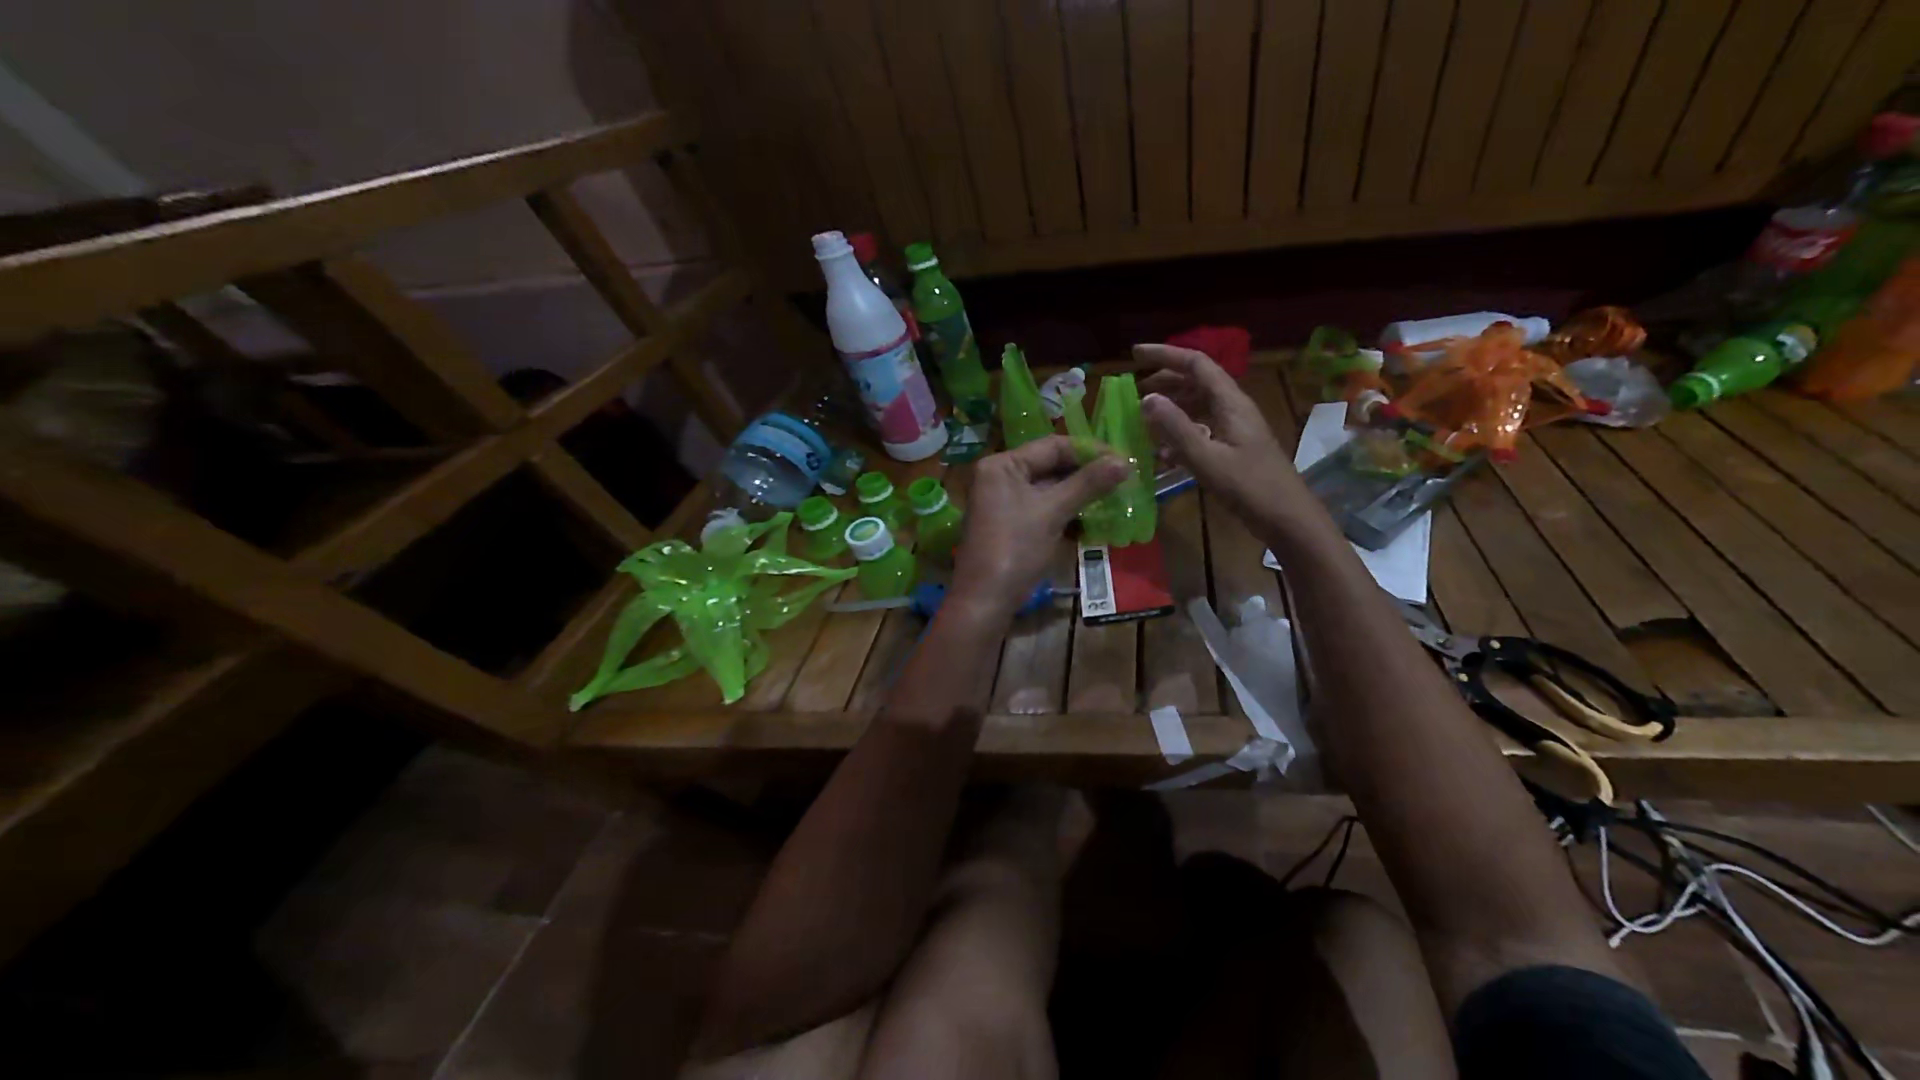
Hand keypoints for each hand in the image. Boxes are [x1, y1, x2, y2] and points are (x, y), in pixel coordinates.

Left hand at [952, 436, 1128, 619]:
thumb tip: (1124, 462)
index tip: (1123, 461)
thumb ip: (1087, 484)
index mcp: (1002, 465)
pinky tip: (1092, 520)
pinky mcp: (1011, 525)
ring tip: (1114, 498)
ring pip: (1049, 489)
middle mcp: (999, 477)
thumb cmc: (1016, 548)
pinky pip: (1043, 509)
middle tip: (1122, 480)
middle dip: (1086, 474)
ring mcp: (1004, 502)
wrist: (985, 599)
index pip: (1053, 446)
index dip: (1090, 451)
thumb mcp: (1052, 512)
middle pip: (1051, 466)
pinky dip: (1066, 512)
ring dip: (1079, 494)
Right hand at [1136, 343, 1328, 547]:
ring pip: (1198, 405)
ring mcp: (1235, 428)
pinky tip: (1164, 451)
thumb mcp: (1206, 458)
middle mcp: (1233, 408)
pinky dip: (1181, 432)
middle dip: (1164, 380)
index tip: (1134, 354)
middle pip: (1196, 381)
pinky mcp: (1234, 447)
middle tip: (1133, 391)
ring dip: (1171, 407)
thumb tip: (1146, 398)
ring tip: (1144, 418)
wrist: (1287, 518)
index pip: (1196, 364)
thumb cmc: (1249, 487)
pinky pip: (1202, 429)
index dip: (1165, 355)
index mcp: (1230, 402)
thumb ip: (1175, 427)